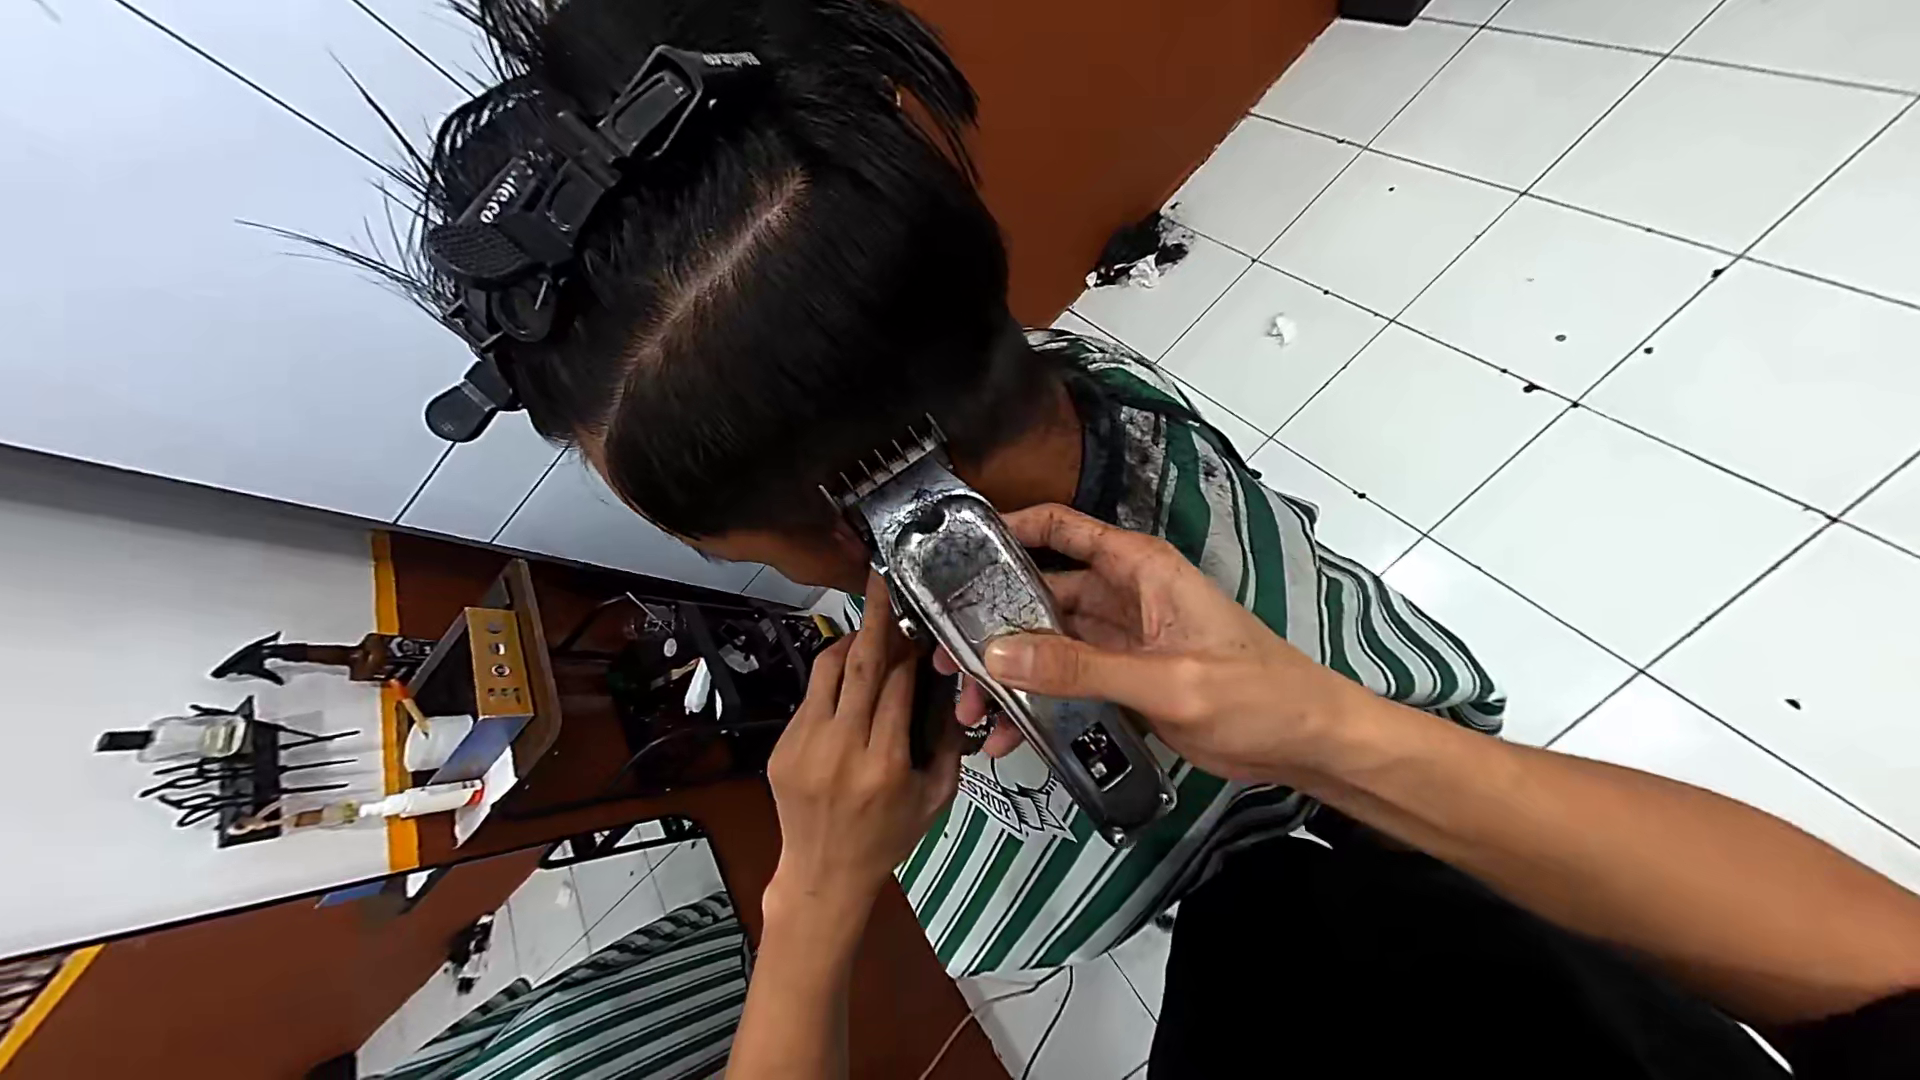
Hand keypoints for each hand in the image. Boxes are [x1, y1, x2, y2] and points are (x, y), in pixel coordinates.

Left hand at [765, 570, 962, 921]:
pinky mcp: (783, 747)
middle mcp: (842, 749)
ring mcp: (804, 746)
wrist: (822, 874)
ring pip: (828, 669)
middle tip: (881, 581)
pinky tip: (849, 677)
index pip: (898, 685)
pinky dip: (832, 675)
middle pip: (860, 666)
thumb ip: (948, 743)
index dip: (909, 650)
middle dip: (874, 618)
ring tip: (868, 630)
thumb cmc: (888, 838)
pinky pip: (812, 694)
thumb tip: (949, 688)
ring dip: (850, 640)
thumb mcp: (936, 798)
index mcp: (885, 764)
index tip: (917, 628)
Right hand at [980, 504, 1370, 784]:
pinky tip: (1011, 731)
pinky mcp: (1118, 675)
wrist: (1305, 743)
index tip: (958, 550)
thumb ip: (1081, 667)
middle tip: (949, 658)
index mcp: (1137, 567)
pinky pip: (1063, 680)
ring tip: (972, 706)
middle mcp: (1120, 594)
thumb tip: (999, 655)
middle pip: (1040, 593)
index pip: (1060, 528)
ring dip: (1008, 671)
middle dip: (992, 623)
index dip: (1008, 529)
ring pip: (1044, 642)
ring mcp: (1116, 637)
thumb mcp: (1167, 679)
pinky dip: (1036, 701)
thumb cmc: (1255, 693)